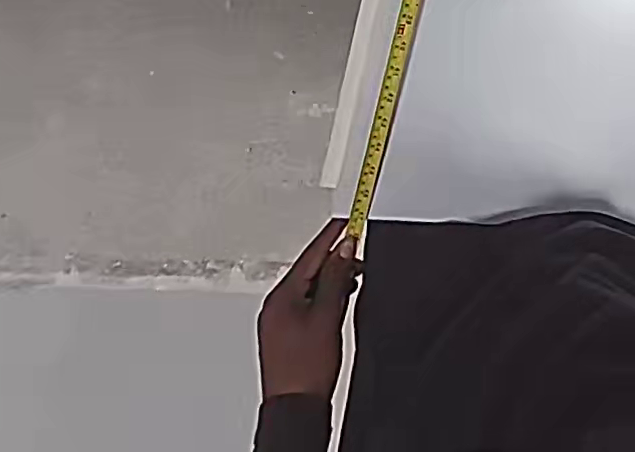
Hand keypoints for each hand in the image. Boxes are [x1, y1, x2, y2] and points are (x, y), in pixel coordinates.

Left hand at [258, 219, 361, 399]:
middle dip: (335, 258)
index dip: (333, 236)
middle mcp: (277, 304)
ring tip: (354, 274)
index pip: (312, 254)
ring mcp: (281, 320)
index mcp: (282, 295)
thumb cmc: (306, 370)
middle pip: (310, 269)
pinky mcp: (288, 334)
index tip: (348, 221)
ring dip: (332, 278)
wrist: (296, 412)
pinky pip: (308, 302)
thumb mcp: (327, 315)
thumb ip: (335, 278)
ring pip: (310, 286)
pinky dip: (325, 296)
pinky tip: (340, 299)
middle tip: (357, 247)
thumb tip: (344, 249)